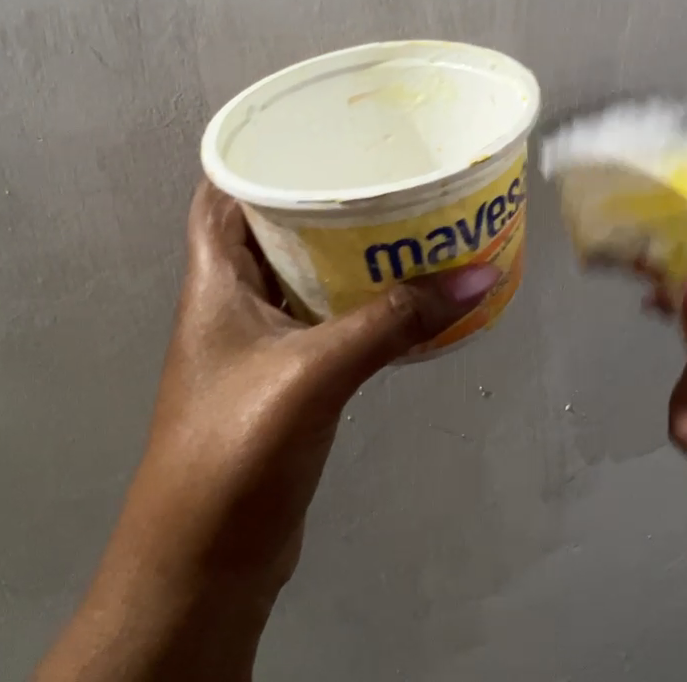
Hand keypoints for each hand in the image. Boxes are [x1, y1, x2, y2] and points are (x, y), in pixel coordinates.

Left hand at [37, 179, 497, 681]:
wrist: (206, 563)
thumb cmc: (235, 452)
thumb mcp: (314, 372)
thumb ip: (395, 321)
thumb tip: (480, 272)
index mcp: (215, 279)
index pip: (222, 189)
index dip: (260, 150)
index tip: (318, 123)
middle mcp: (233, 300)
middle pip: (275, 224)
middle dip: (324, 193)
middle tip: (383, 164)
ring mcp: (262, 341)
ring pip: (308, 271)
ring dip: (350, 246)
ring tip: (410, 214)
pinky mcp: (291, 377)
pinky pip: (332, 316)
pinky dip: (366, 297)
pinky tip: (411, 292)